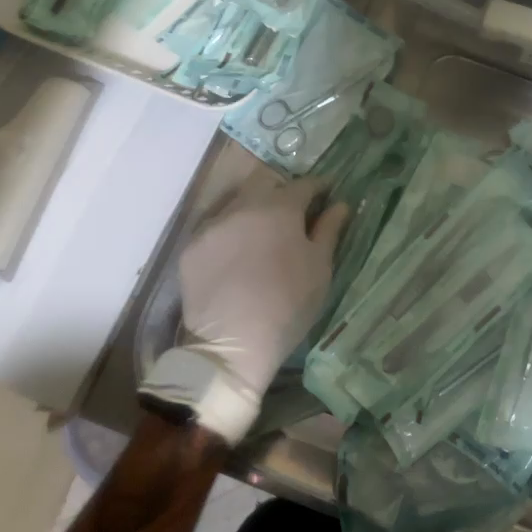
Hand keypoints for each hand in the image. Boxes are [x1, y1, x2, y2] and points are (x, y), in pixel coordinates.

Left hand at [178, 174, 348, 401]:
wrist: (232, 346)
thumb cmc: (287, 305)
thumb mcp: (319, 268)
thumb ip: (329, 230)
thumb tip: (340, 205)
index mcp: (279, 208)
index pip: (303, 184)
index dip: (318, 188)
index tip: (326, 195)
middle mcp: (243, 206)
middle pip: (266, 184)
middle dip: (282, 192)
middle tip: (293, 214)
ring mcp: (213, 225)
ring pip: (237, 204)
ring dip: (254, 211)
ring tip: (262, 235)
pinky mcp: (192, 247)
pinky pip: (216, 229)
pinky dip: (230, 234)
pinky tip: (237, 256)